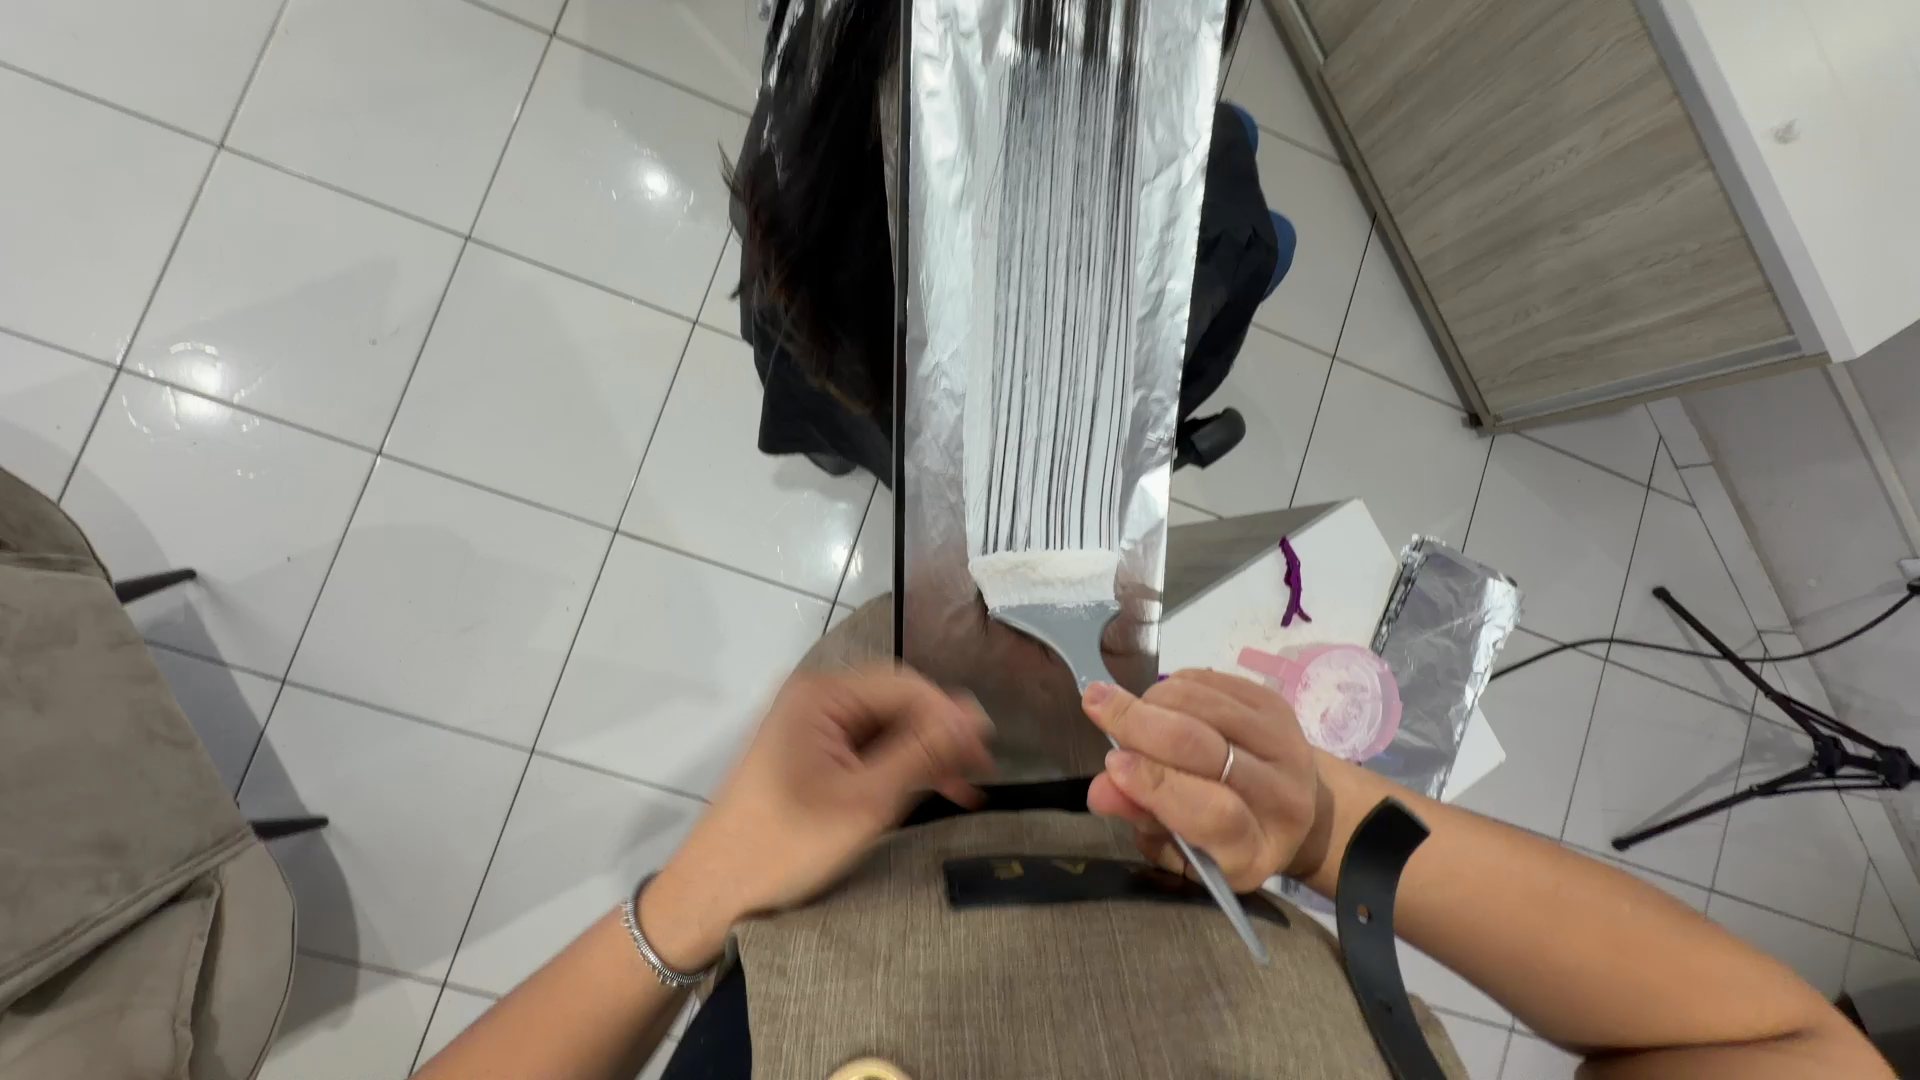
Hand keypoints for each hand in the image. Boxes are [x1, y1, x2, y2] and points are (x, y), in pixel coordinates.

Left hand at [645, 668, 993, 966]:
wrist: (712, 894)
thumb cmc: (785, 846)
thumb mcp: (866, 801)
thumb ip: (922, 753)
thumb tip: (976, 715)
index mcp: (821, 694)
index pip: (904, 685)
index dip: (949, 714)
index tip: (986, 752)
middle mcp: (815, 697)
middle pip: (895, 703)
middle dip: (939, 735)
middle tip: (980, 770)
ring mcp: (810, 725)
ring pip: (885, 727)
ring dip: (923, 754)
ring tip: (965, 787)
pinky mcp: (810, 753)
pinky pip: (866, 747)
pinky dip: (898, 767)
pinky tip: (930, 790)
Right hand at [1082, 669, 1326, 891]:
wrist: (1289, 807)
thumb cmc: (1219, 835)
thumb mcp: (1176, 847)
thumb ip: (1140, 817)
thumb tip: (1099, 790)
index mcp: (1252, 849)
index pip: (1210, 811)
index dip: (1156, 783)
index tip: (1112, 761)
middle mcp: (1280, 797)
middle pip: (1201, 745)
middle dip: (1138, 722)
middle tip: (1096, 704)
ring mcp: (1284, 744)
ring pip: (1201, 704)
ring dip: (1152, 700)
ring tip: (1132, 711)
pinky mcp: (1276, 704)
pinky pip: (1211, 682)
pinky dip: (1173, 685)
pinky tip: (1162, 702)